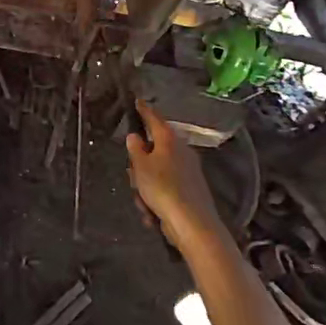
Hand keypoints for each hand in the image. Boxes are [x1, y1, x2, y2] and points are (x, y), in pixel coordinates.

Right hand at [125, 98, 225, 250]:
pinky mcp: (189, 190)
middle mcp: (181, 151)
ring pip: (156, 173)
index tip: (136, 101)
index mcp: (169, 140)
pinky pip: (164, 190)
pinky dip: (155, 200)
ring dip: (146, 187)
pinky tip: (152, 214)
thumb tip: (135, 136)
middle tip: (133, 179)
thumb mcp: (141, 166)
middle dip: (140, 167)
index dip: (144, 110)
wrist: (191, 223)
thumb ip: (135, 149)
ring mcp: (187, 171)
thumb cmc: (163, 188)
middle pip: (153, 151)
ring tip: (143, 202)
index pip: (154, 119)